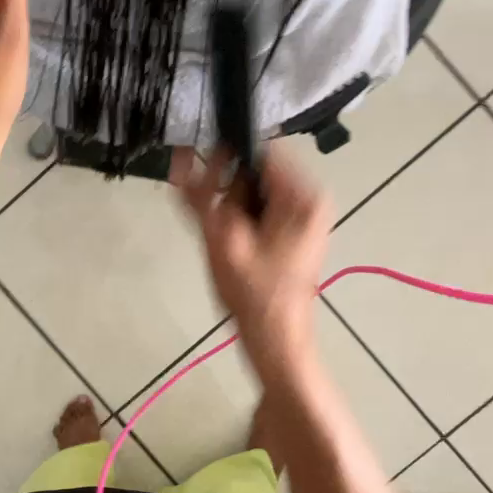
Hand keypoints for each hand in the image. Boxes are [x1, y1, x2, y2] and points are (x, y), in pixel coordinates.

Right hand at [172, 147, 334, 378]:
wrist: (276, 340)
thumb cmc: (253, 294)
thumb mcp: (221, 241)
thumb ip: (200, 196)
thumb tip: (181, 156)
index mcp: (303, 195)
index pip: (258, 152)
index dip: (225, 162)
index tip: (202, 183)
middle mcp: (311, 199)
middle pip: (257, 173)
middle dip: (229, 194)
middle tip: (216, 226)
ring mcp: (306, 217)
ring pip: (256, 194)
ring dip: (232, 210)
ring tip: (225, 241)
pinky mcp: (296, 233)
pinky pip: (262, 211)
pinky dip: (242, 222)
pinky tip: (233, 246)